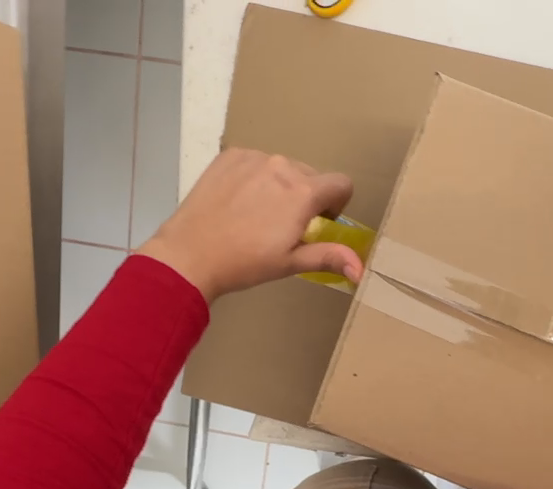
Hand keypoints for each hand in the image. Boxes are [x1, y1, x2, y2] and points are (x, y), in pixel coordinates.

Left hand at [139, 149, 362, 301]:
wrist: (191, 254)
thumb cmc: (244, 264)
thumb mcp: (289, 263)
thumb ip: (328, 256)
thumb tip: (361, 269)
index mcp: (302, 193)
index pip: (341, 183)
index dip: (337, 204)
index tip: (320, 223)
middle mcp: (282, 167)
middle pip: (311, 176)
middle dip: (306, 198)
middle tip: (284, 228)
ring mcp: (254, 158)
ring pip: (282, 168)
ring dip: (280, 188)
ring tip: (257, 217)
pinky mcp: (230, 156)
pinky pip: (255, 162)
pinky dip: (255, 179)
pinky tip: (238, 204)